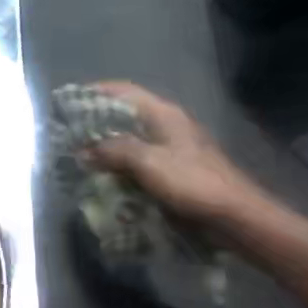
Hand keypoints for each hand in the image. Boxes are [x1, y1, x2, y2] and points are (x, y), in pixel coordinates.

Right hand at [83, 81, 265, 224]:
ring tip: (85, 158)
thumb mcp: (148, 164)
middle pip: (127, 115)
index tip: (70, 100)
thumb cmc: (192, 183)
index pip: (123, 91)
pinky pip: (144, 161)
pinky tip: (111, 180)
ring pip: (134, 140)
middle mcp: (168, 124)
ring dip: (111, 148)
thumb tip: (84, 148)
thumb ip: (114, 151)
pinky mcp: (178, 169)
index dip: (96, 92)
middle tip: (72, 134)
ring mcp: (175, 147)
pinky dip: (125, 166)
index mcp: (163, 113)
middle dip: (99, 123)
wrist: (236, 216)